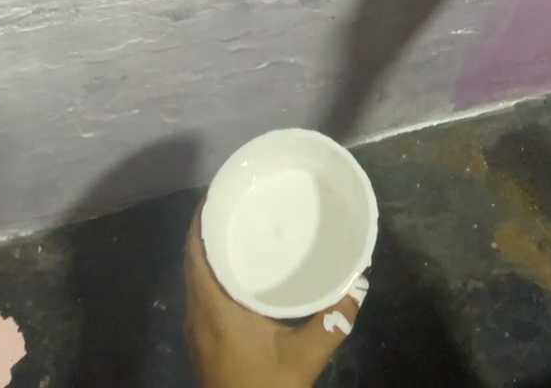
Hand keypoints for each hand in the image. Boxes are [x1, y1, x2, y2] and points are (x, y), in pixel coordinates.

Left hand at [183, 207, 360, 387]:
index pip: (195, 250)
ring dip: (209, 252)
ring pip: (195, 277)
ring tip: (238, 228)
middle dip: (208, 228)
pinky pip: (201, 293)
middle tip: (236, 203)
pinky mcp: (202, 342)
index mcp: (212, 306)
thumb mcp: (304, 357)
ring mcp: (196, 329)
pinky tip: (239, 273)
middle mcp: (196, 312)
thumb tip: (357, 284)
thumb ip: (332, 320)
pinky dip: (213, 274)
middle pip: (193, 259)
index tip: (220, 193)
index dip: (201, 219)